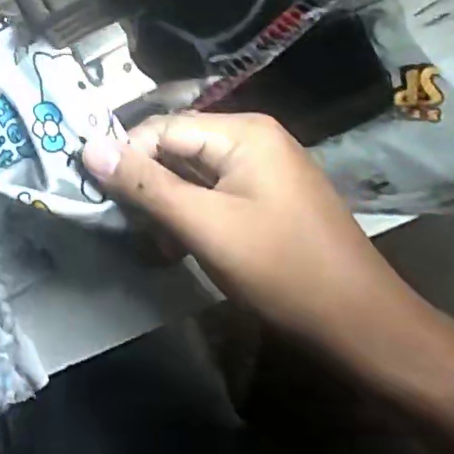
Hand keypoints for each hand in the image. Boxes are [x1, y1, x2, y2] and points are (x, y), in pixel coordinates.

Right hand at [82, 113, 421, 343]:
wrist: (364, 326)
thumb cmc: (282, 271)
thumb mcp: (205, 227)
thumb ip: (146, 185)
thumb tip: (89, 147)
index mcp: (242, 131)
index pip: (162, 127)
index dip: (128, 158)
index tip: (102, 198)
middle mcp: (254, 135)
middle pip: (178, 147)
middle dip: (150, 186)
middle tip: (134, 229)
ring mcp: (265, 165)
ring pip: (194, 172)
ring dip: (170, 204)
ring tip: (161, 246)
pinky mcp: (270, 193)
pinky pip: (216, 190)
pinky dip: (195, 214)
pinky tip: (187, 247)